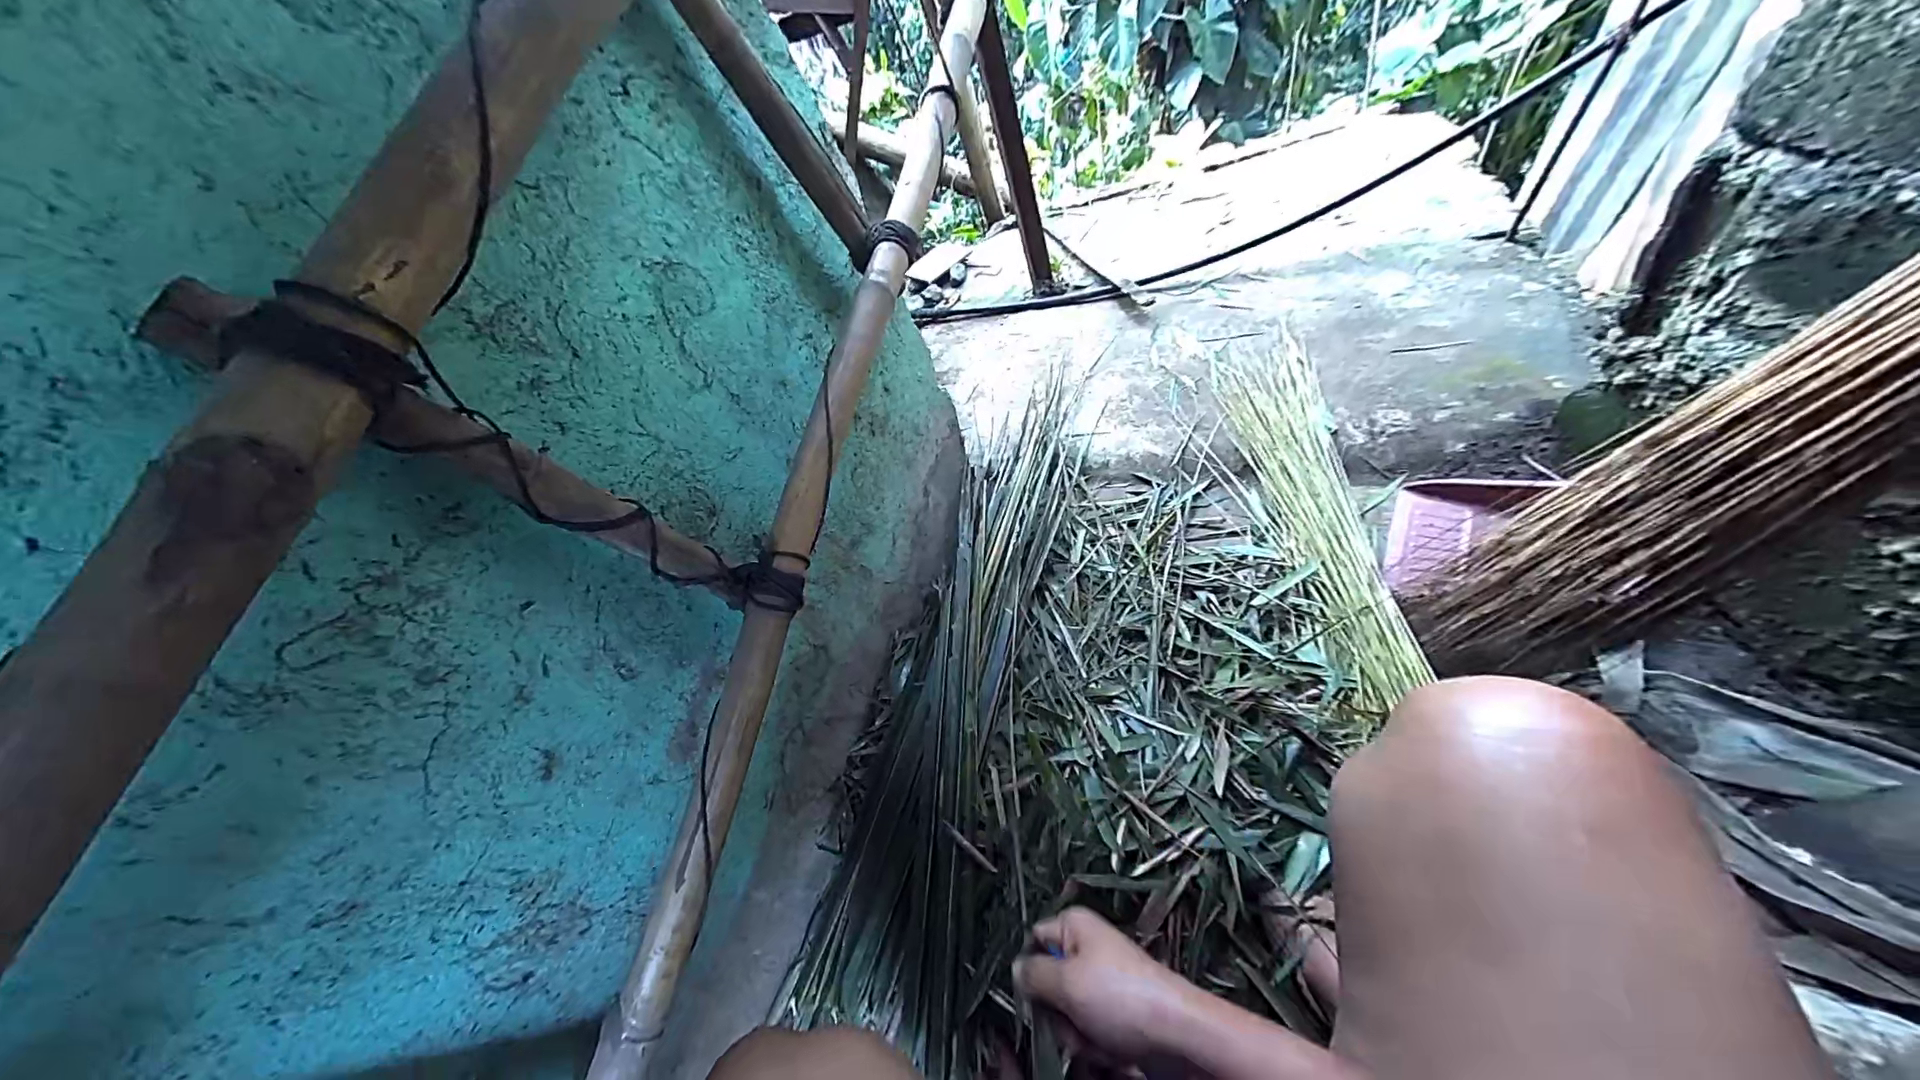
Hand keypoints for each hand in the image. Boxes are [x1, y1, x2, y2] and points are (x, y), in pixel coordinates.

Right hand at [1011, 907, 1203, 1062]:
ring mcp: (1102, 981)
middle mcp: (1087, 948)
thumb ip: (1032, 974)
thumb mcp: (1066, 982)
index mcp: (1073, 925)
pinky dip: (1095, 1044)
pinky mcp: (1116, 1010)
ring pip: (1066, 1012)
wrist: (1177, 1034)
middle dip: (1056, 1013)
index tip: (1035, 993)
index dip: (1030, 969)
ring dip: (1076, 1034)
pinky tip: (1110, 1048)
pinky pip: (1089, 1029)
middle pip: (1048, 982)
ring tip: (1096, 1038)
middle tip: (1072, 1021)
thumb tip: (1015, 969)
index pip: (1032, 941)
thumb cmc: (1124, 997)